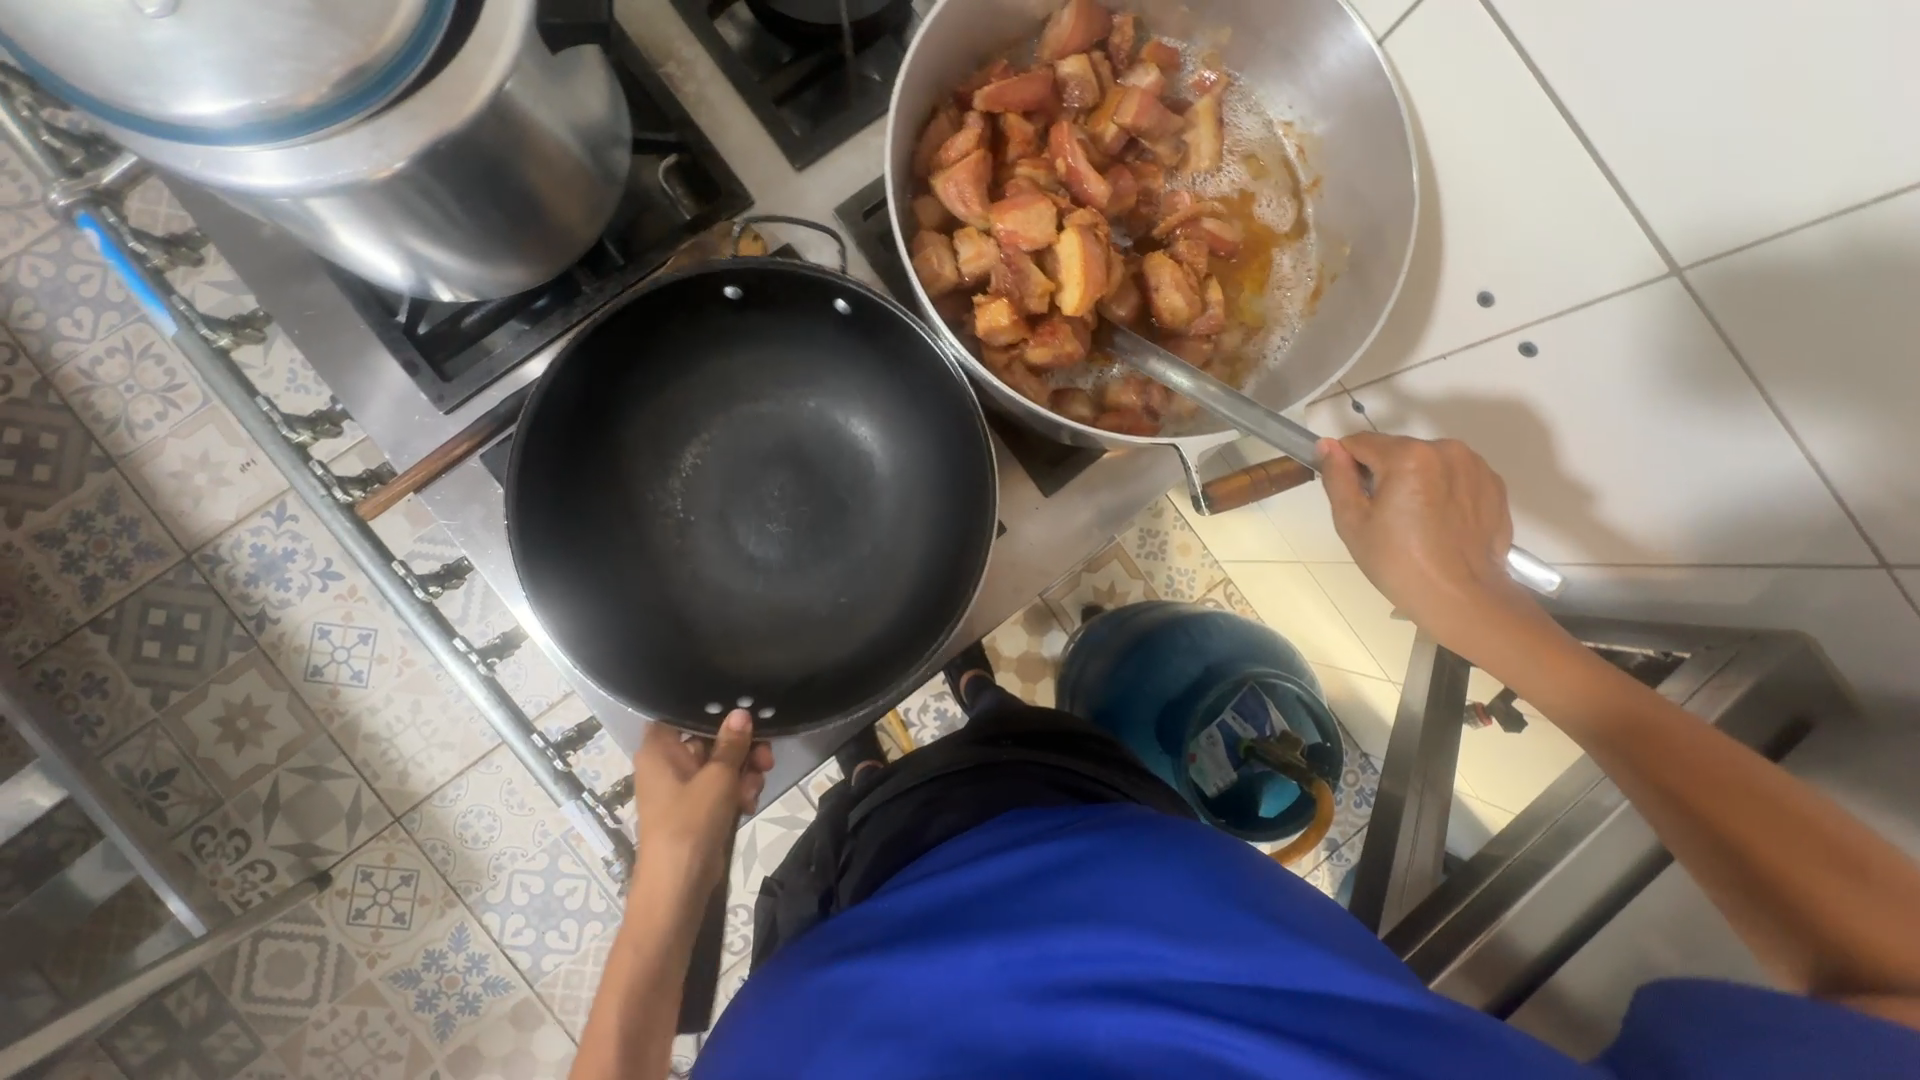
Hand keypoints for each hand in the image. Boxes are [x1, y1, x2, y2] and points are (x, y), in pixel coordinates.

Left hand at [631, 711, 773, 896]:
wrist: (679, 885)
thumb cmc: (690, 822)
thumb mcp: (717, 777)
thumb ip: (732, 743)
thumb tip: (741, 713)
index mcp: (659, 748)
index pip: (684, 714)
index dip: (714, 713)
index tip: (744, 715)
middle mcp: (667, 763)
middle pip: (710, 740)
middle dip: (741, 750)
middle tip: (765, 759)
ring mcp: (681, 787)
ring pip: (720, 764)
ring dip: (743, 773)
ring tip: (753, 790)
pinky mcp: (696, 808)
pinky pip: (720, 787)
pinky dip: (736, 792)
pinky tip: (748, 805)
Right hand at [1319, 433, 1542, 657]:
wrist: (1462, 598)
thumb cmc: (1397, 562)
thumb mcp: (1352, 521)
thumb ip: (1337, 476)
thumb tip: (1327, 445)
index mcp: (1408, 456)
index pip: (1361, 442)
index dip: (1347, 467)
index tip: (1353, 496)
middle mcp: (1446, 450)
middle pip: (1396, 450)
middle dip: (1384, 474)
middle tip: (1383, 517)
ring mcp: (1475, 466)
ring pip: (1427, 462)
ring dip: (1415, 480)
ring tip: (1415, 521)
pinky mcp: (1494, 485)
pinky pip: (1455, 476)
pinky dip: (1442, 491)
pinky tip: (1440, 523)